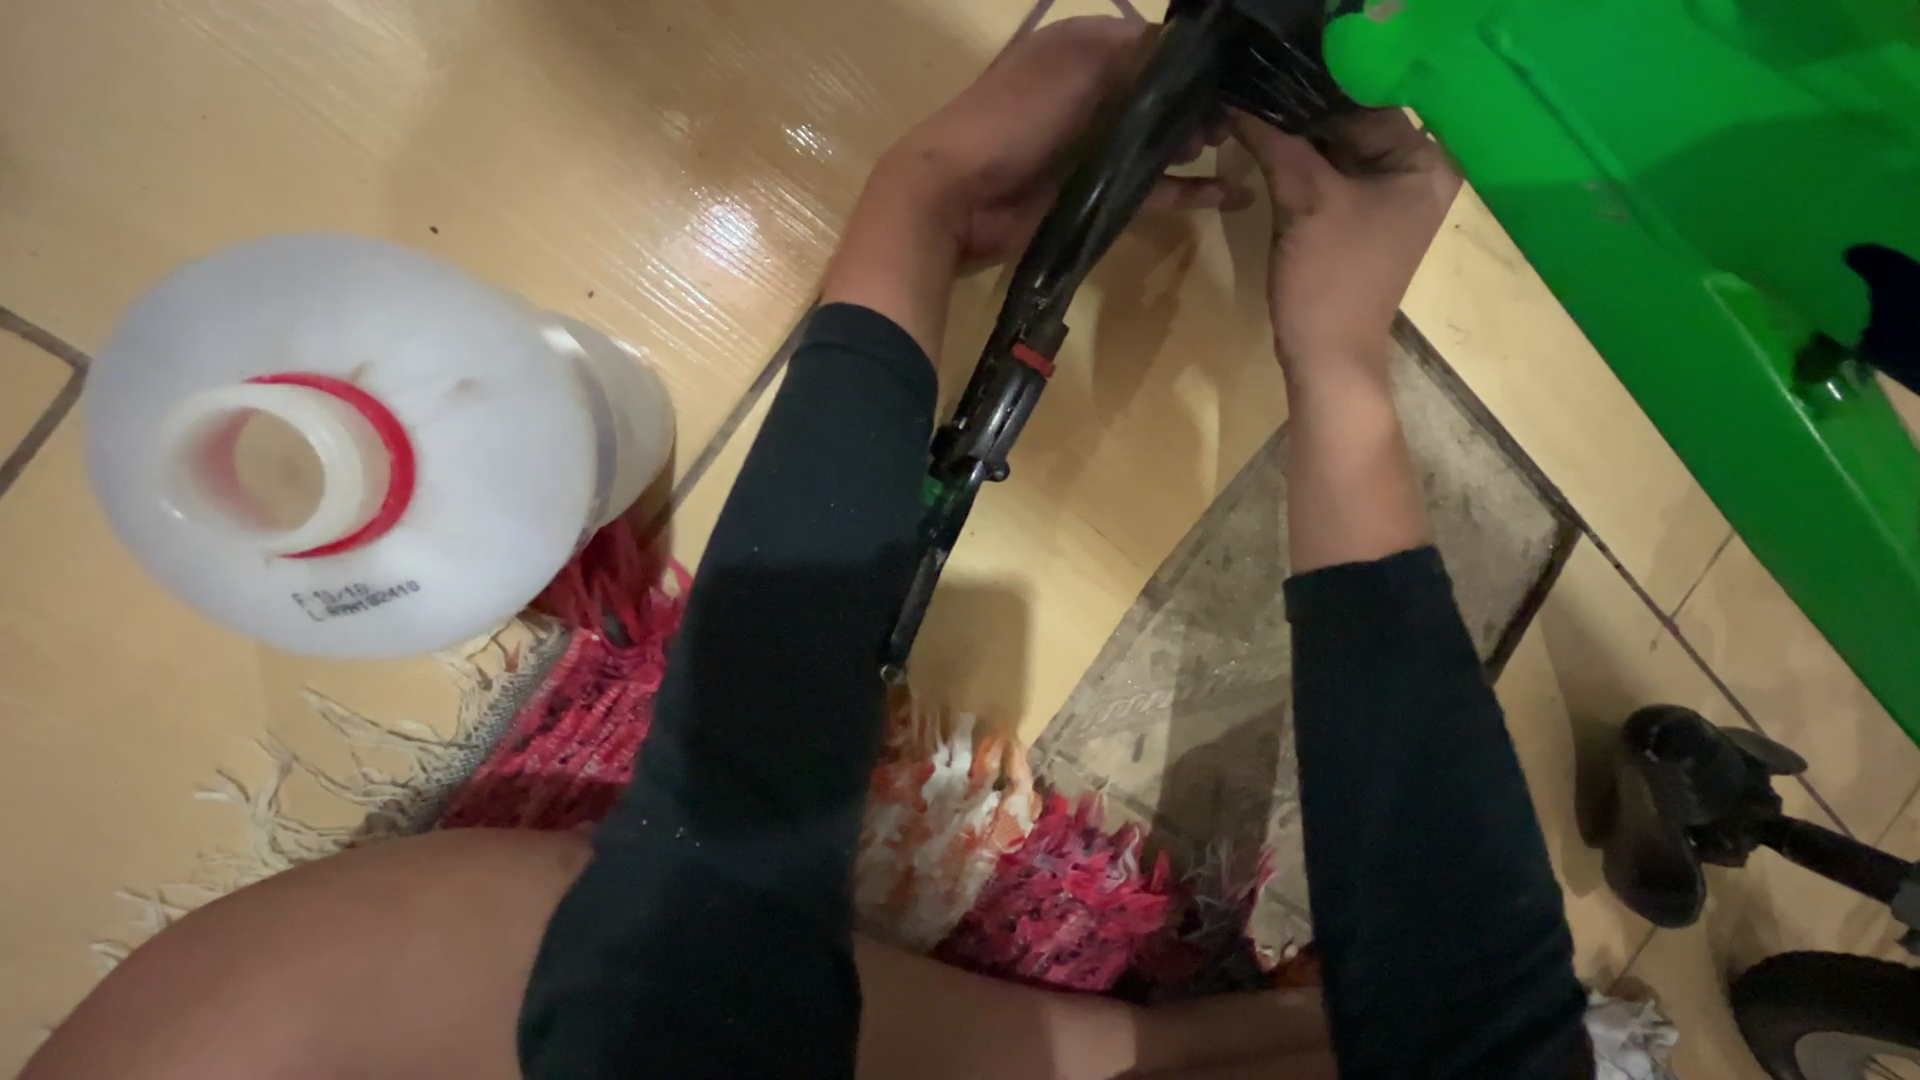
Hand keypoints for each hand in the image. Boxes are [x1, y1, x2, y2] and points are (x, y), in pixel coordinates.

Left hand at [824, 16, 1244, 358]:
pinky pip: (1147, 191)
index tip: (1233, 74)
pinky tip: (1225, 193)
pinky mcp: (1092, 198)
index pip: (1153, 46)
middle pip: (1160, 96)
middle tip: (1236, 118)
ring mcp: (1091, 151)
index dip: (1192, 60)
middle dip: (1199, 104)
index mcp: (1083, 51)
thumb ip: (1130, 56)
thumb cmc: (1011, 117)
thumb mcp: (1072, 68)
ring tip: (1231, 146)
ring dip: (1193, 143)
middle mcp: (1092, 96)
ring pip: (1156, 143)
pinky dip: (1184, 192)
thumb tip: (1183, 49)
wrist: (954, 197)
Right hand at [1231, 109, 1459, 383]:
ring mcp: (1389, 200)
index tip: (1268, 86)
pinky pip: (1331, 181)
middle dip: (1304, 120)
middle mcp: (1417, 173)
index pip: (1367, 105)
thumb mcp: (1306, 204)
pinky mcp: (1361, 222)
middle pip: (1353, 128)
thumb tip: (1244, 103)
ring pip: (1338, 155)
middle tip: (1255, 103)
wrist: (1327, 357)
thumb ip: (1279, 145)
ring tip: (1255, 124)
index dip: (1314, 94)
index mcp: (1426, 162)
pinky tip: (1268, 157)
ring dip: (1298, 144)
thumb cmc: (1330, 281)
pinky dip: (1302, 171)